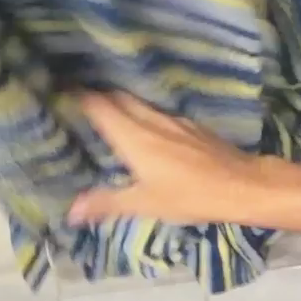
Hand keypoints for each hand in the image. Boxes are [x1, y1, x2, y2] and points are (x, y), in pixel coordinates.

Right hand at [67, 92, 278, 226]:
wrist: (242, 184)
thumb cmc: (191, 195)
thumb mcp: (145, 204)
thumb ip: (107, 203)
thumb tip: (71, 211)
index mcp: (135, 136)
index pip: (99, 105)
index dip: (77, 95)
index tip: (58, 90)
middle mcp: (152, 120)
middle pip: (118, 98)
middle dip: (97, 95)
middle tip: (77, 101)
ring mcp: (174, 120)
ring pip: (140, 104)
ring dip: (121, 104)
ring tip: (105, 115)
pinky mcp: (192, 126)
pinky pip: (158, 113)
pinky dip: (143, 115)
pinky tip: (144, 129)